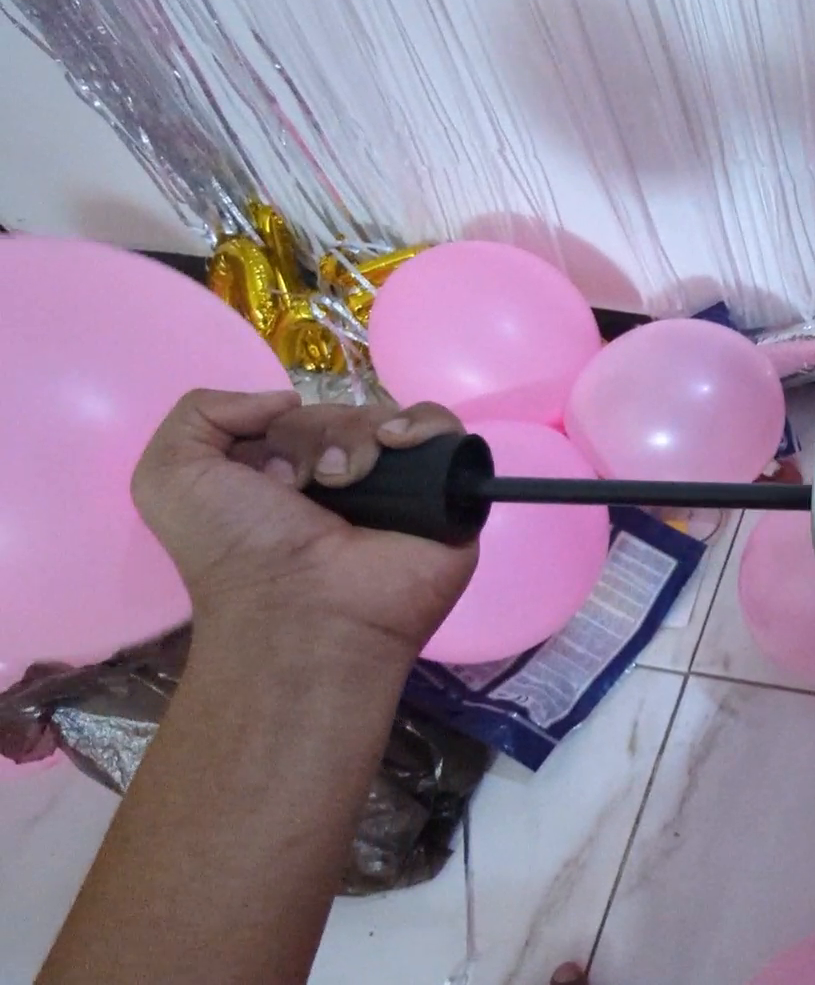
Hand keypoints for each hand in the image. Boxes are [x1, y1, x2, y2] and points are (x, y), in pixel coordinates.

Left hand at [131, 389, 478, 673]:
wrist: (311, 606)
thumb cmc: (238, 549)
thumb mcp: (172, 477)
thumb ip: (202, 413)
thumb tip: (288, 398)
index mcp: (293, 472)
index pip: (304, 415)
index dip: (284, 426)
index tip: (271, 470)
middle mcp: (353, 476)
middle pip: (351, 413)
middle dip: (326, 434)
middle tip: (317, 482)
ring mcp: (407, 484)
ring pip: (398, 418)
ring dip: (369, 432)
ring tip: (356, 476)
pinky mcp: (453, 492)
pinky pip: (451, 435)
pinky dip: (426, 426)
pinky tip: (401, 445)